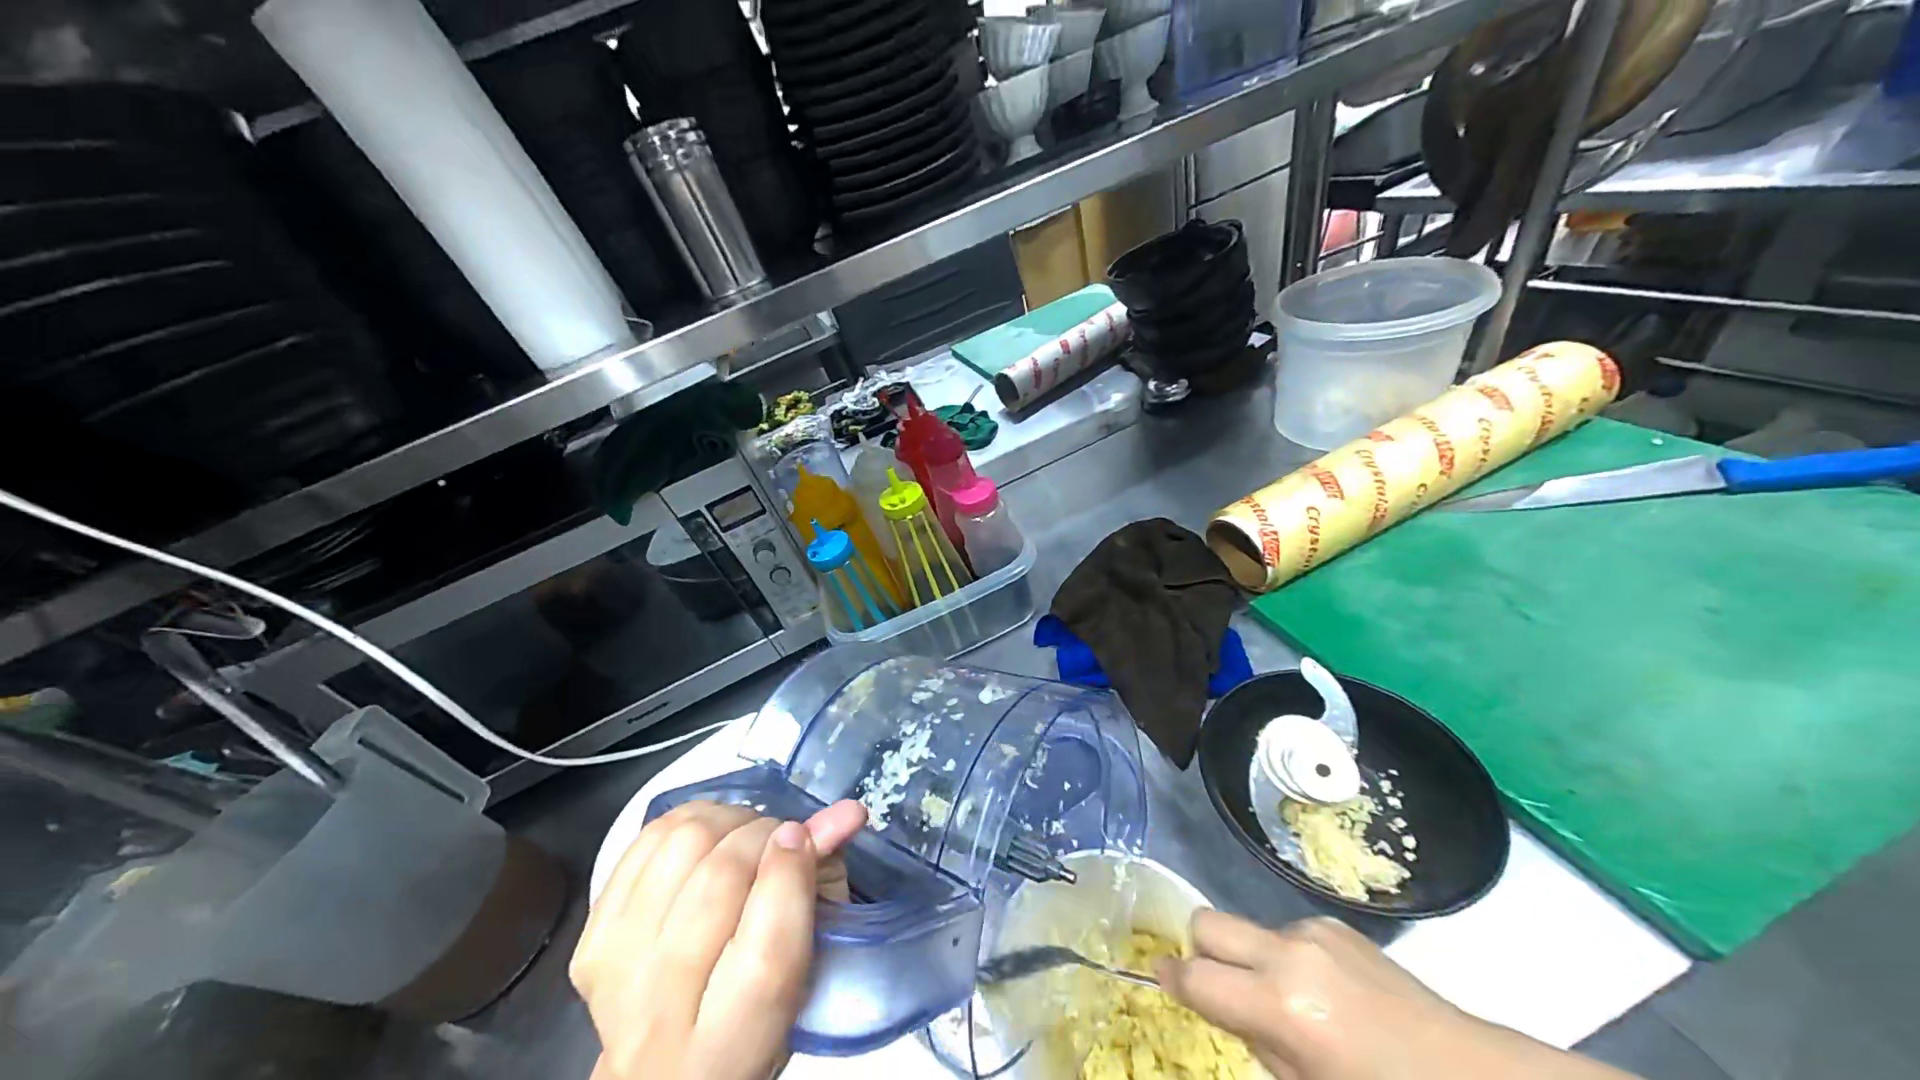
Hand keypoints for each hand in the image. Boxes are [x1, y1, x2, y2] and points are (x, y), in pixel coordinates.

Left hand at [571, 799, 866, 1079]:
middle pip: (718, 882)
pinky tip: (705, 838)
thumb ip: (820, 887)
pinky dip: (684, 823)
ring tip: (742, 833)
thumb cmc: (750, 1023)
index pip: (769, 943)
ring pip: (678, 848)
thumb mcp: (802, 974)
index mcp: (735, 1038)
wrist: (661, 1072)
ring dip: (723, 821)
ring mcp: (618, 972)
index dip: (792, 871)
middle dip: (761, 835)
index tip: (806, 836)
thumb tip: (844, 813)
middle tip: (779, 835)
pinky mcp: (592, 938)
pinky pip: (643, 844)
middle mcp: (664, 1013)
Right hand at [1157, 912, 1638, 1079]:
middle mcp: (1288, 954)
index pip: (1197, 977)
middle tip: (1218, 984)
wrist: (1466, 1071)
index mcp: (1281, 1005)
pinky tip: (1323, 990)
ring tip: (1287, 998)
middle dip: (1199, 949)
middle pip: (1207, 922)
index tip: (1161, 977)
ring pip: (1247, 928)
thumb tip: (1219, 1005)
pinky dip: (1285, 956)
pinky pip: (1285, 931)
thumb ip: (1254, 1040)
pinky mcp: (1334, 924)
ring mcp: (1313, 932)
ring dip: (1248, 956)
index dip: (1172, 978)